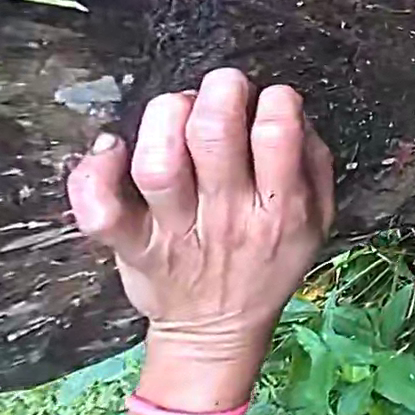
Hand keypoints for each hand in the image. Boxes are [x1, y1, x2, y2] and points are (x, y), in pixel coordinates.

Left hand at [66, 68, 334, 414]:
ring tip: (179, 107)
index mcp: (281, 210)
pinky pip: (101, 209)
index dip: (276, 99)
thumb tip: (295, 114)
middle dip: (218, 90)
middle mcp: (229, 217)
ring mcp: (175, 233)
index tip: (273, 99)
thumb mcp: (320, 221)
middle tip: (225, 84)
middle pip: (212, 135)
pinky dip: (93, 173)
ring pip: (157, 162)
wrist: (218, 330)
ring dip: (165, 117)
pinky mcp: (132, 246)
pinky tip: (110, 147)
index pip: (278, 136)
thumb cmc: (272, 265)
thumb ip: (315, 166)